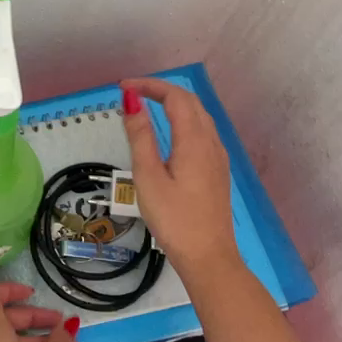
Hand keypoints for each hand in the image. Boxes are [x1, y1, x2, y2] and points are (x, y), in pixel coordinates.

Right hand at [120, 78, 241, 276]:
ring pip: (199, 116)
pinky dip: (184, 120)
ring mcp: (218, 157)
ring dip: (174, 104)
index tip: (123, 88)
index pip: (175, 97)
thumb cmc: (173, 218)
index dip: (149, 86)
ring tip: (148, 107)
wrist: (208, 255)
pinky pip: (203, 132)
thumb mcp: (148, 177)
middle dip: (161, 91)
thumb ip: (141, 137)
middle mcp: (211, 142)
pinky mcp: (218, 170)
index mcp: (194, 140)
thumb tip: (132, 103)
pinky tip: (170, 134)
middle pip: (190, 102)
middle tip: (132, 94)